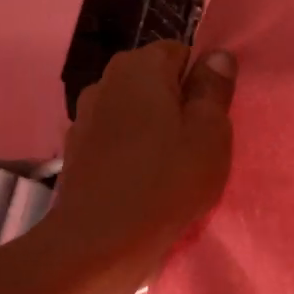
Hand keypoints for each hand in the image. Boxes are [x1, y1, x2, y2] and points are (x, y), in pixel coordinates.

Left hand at [49, 40, 236, 268]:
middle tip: (199, 146)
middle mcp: (105, 82)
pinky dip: (131, 155)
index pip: (179, 53)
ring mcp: (85, 118)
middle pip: (153, 83)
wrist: (103, 241)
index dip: (201, 83)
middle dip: (177, 106)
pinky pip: (115, 143)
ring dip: (153, 132)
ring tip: (171, 170)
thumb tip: (217, 55)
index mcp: (139, 67)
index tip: (213, 119)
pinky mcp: (76, 154)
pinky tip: (143, 185)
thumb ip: (214, 90)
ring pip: (133, 114)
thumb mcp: (210, 134)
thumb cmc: (168, 180)